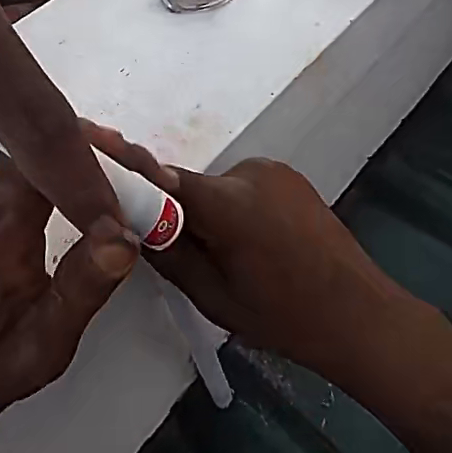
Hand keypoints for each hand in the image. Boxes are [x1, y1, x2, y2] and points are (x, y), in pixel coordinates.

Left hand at [0, 153, 138, 417]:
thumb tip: (122, 238)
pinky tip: (124, 183)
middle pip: (44, 142)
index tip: (139, 173)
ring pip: (51, 148)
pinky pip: (54, 166)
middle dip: (103, 147)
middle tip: (152, 173)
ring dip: (101, 154)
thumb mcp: (45, 341)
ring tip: (147, 176)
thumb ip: (80, 290)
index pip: (35, 160)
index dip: (88, 155)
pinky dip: (92, 168)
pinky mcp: (19, 203)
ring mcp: (6, 197)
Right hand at [85, 124, 421, 382]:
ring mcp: (272, 170)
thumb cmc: (285, 317)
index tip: (88, 135)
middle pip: (188, 185)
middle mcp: (248, 173)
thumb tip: (131, 222)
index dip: (122, 159)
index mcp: (227, 204)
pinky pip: (242, 187)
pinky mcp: (289, 176)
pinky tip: (262, 246)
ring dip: (211, 213)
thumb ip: (168, 254)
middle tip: (197, 259)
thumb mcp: (214, 297)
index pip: (160, 175)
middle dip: (180, 213)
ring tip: (242, 260)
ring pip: (216, 188)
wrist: (363, 316)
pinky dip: (237, 209)